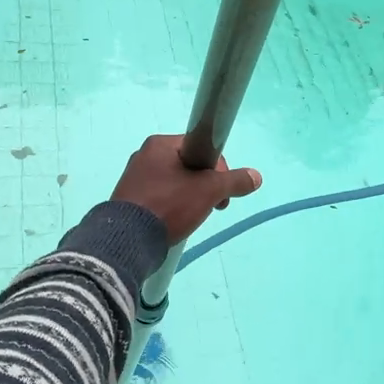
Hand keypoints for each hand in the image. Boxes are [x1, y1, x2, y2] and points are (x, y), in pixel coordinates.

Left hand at [111, 134, 262, 243]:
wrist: (127, 239)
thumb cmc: (169, 205)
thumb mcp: (208, 191)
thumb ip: (234, 181)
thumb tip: (256, 177)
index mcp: (160, 144)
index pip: (200, 146)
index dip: (218, 167)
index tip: (222, 188)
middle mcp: (144, 155)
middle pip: (189, 165)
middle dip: (206, 186)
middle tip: (214, 207)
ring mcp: (134, 177)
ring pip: (175, 182)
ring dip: (191, 197)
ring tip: (193, 218)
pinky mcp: (129, 198)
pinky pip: (160, 196)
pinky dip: (173, 206)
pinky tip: (176, 222)